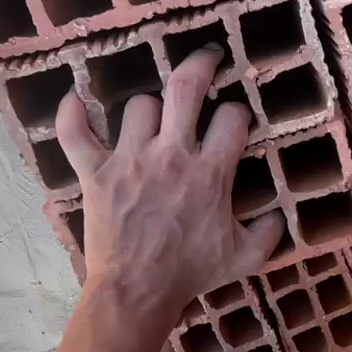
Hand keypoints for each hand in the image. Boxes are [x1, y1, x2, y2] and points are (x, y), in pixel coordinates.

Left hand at [55, 45, 283, 321]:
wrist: (137, 293)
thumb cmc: (191, 273)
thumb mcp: (244, 258)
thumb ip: (269, 233)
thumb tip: (280, 215)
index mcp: (210, 173)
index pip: (232, 118)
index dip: (238, 113)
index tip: (235, 120)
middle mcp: (172, 155)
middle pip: (186, 89)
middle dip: (200, 65)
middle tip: (207, 59)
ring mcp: (130, 160)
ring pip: (139, 105)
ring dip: (149, 107)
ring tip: (153, 118)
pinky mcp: (95, 173)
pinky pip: (75, 133)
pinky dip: (71, 114)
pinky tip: (75, 100)